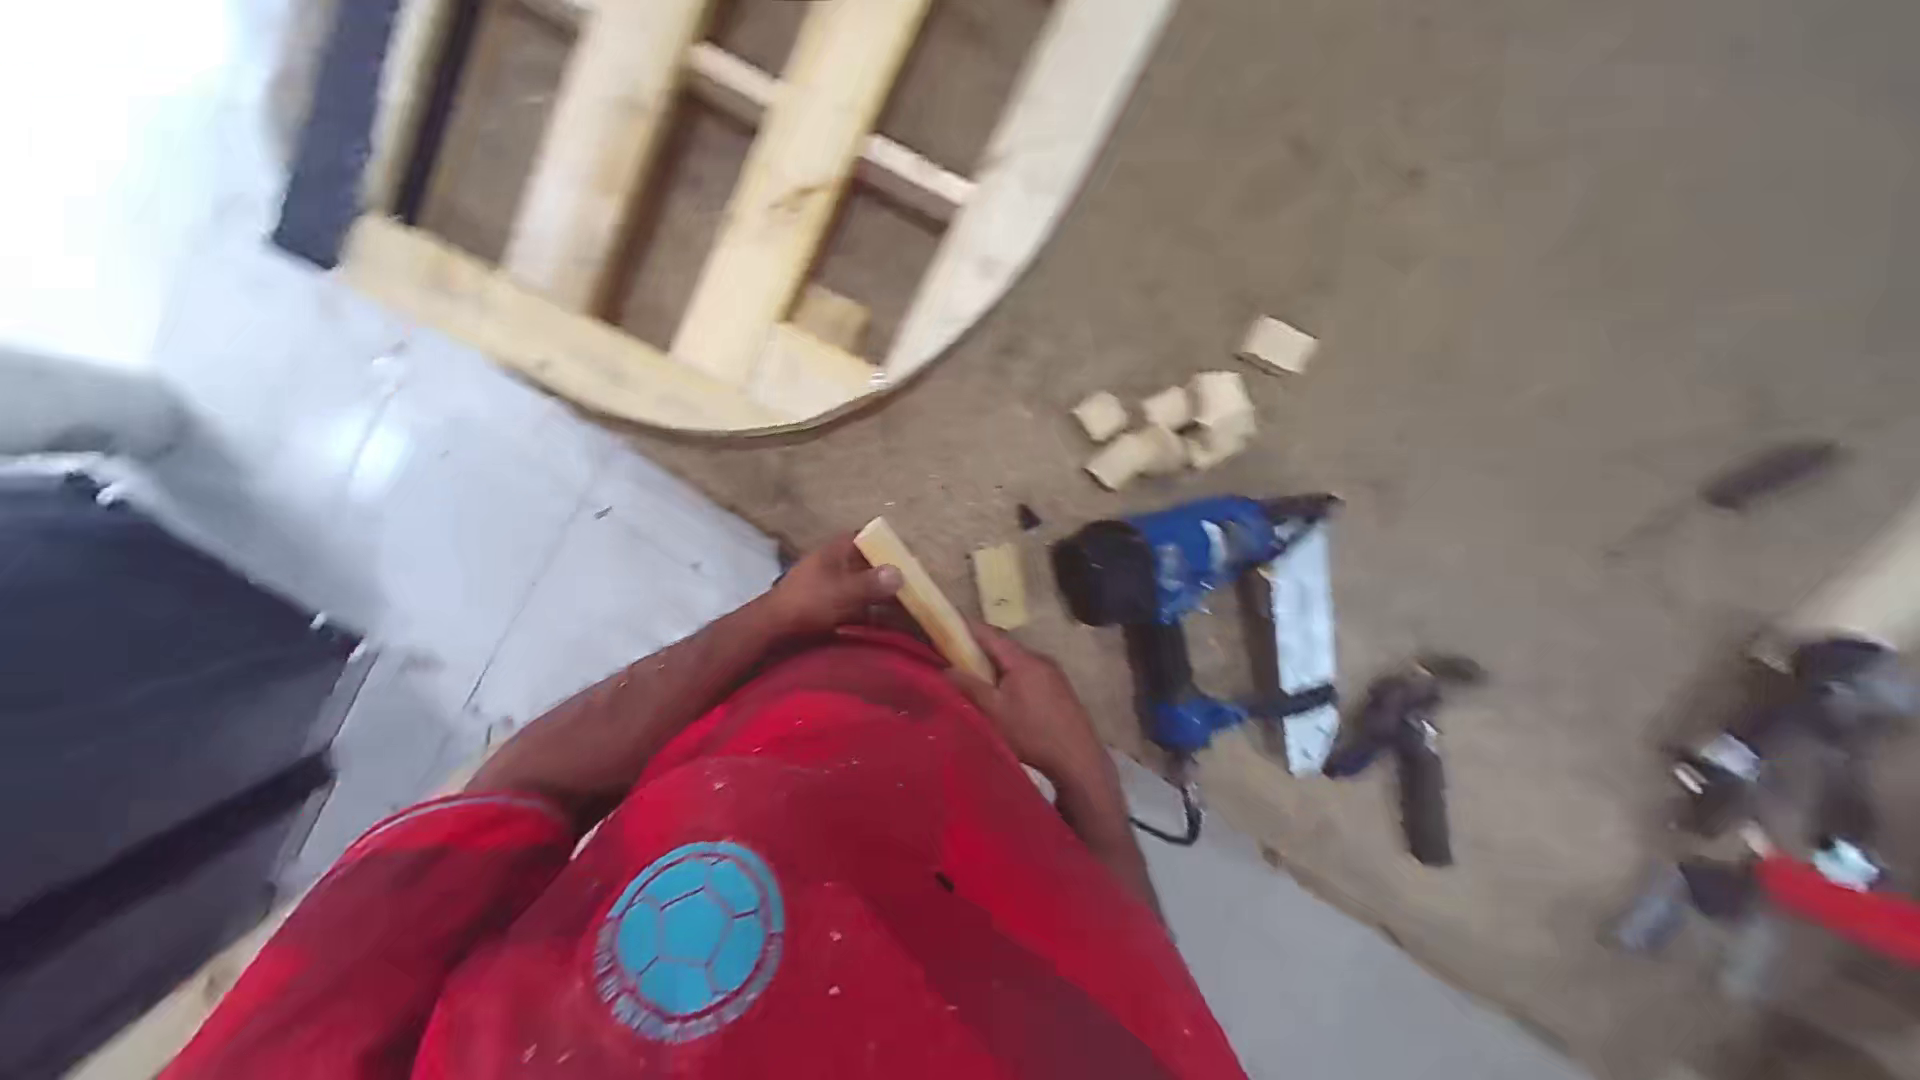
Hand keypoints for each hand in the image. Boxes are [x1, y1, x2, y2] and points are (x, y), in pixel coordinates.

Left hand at [762, 532, 902, 636]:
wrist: (773, 628)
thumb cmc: (808, 601)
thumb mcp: (844, 591)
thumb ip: (873, 582)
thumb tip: (900, 573)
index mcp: (839, 548)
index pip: (870, 537)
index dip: (890, 546)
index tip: (911, 561)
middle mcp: (838, 562)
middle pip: (873, 564)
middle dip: (892, 577)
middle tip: (917, 590)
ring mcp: (834, 584)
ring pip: (868, 586)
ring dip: (885, 598)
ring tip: (910, 610)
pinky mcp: (832, 606)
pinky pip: (861, 606)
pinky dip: (875, 613)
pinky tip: (891, 624)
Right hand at [946, 622, 1106, 783]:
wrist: (1077, 757)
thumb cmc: (1031, 733)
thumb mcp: (993, 711)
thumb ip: (969, 686)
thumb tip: (945, 669)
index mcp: (1022, 659)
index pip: (990, 633)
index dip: (968, 627)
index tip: (949, 626)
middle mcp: (1040, 658)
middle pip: (1005, 645)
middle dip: (981, 648)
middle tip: (957, 656)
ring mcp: (1053, 671)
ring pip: (1018, 659)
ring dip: (998, 664)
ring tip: (979, 677)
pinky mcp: (1060, 686)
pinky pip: (1030, 671)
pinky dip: (1013, 674)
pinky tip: (1006, 693)